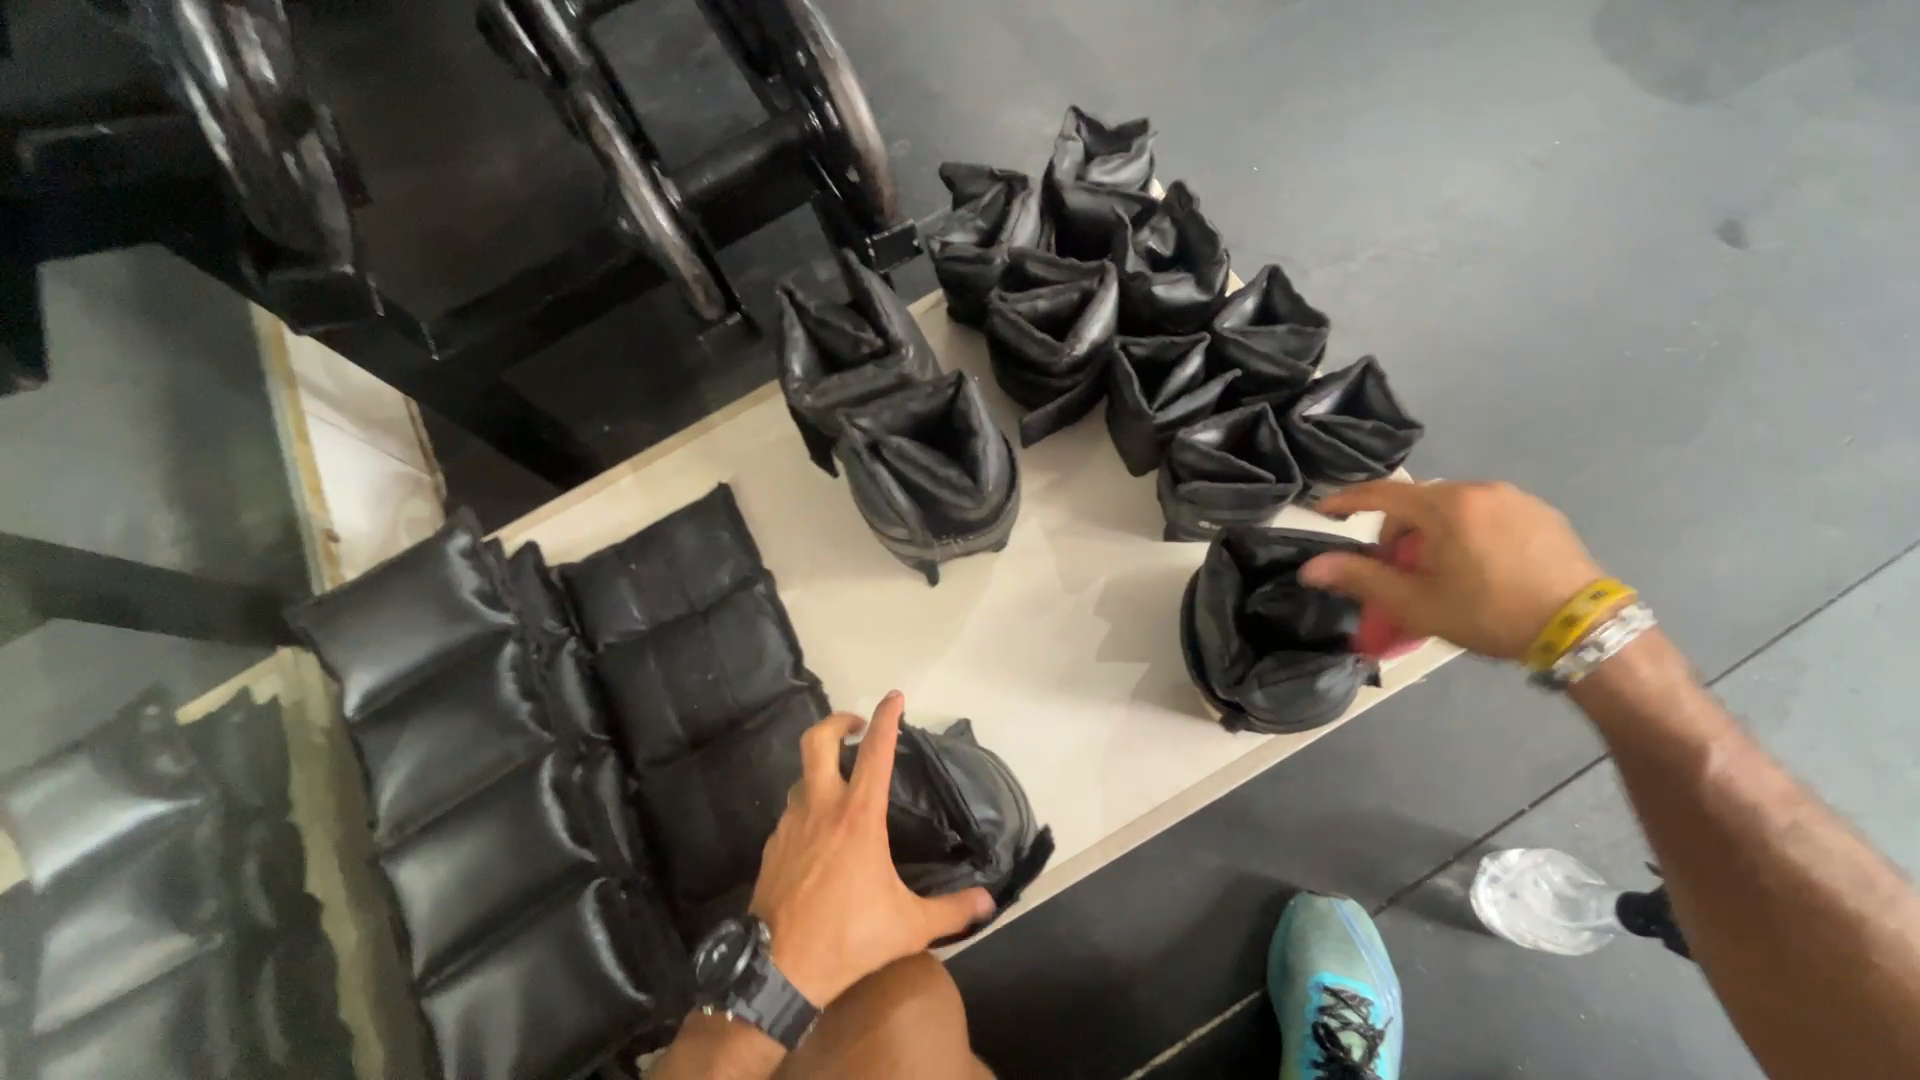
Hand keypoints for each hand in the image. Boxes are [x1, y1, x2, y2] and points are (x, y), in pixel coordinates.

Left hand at [749, 691, 994, 1005]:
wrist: (777, 969)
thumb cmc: (847, 938)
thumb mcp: (909, 926)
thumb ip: (952, 910)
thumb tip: (989, 904)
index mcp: (858, 816)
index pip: (874, 751)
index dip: (886, 718)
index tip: (895, 696)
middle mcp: (821, 807)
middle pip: (816, 741)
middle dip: (837, 722)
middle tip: (856, 727)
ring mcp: (791, 824)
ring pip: (801, 776)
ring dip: (821, 770)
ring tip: (843, 786)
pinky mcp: (772, 846)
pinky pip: (792, 812)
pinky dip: (808, 806)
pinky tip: (821, 834)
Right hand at [1300, 480, 1606, 661]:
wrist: (1583, 628)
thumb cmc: (1489, 613)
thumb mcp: (1416, 603)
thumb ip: (1361, 578)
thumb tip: (1311, 567)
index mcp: (1446, 506)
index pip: (1381, 493)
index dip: (1346, 501)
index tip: (1323, 511)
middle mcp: (1479, 490)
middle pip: (1418, 503)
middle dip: (1397, 533)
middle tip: (1397, 573)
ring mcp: (1516, 499)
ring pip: (1453, 509)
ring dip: (1433, 534)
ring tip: (1440, 575)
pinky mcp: (1542, 514)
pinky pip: (1487, 515)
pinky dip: (1468, 533)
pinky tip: (1479, 569)